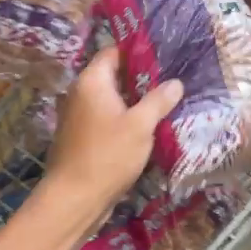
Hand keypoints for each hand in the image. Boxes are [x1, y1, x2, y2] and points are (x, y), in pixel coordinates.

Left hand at [44, 48, 182, 210]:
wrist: (74, 198)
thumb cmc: (108, 155)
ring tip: (163, 103)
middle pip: (113, 75)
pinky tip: (145, 126)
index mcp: (91, 82)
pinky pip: (105, 116)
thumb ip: (159, 100)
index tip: (164, 56)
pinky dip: (123, 117)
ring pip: (110, 98)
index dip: (138, 51)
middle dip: (141, 78)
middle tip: (170, 81)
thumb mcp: (140, 126)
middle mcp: (80, 93)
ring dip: (134, 100)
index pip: (113, 52)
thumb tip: (175, 83)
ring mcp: (78, 115)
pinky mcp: (80, 135)